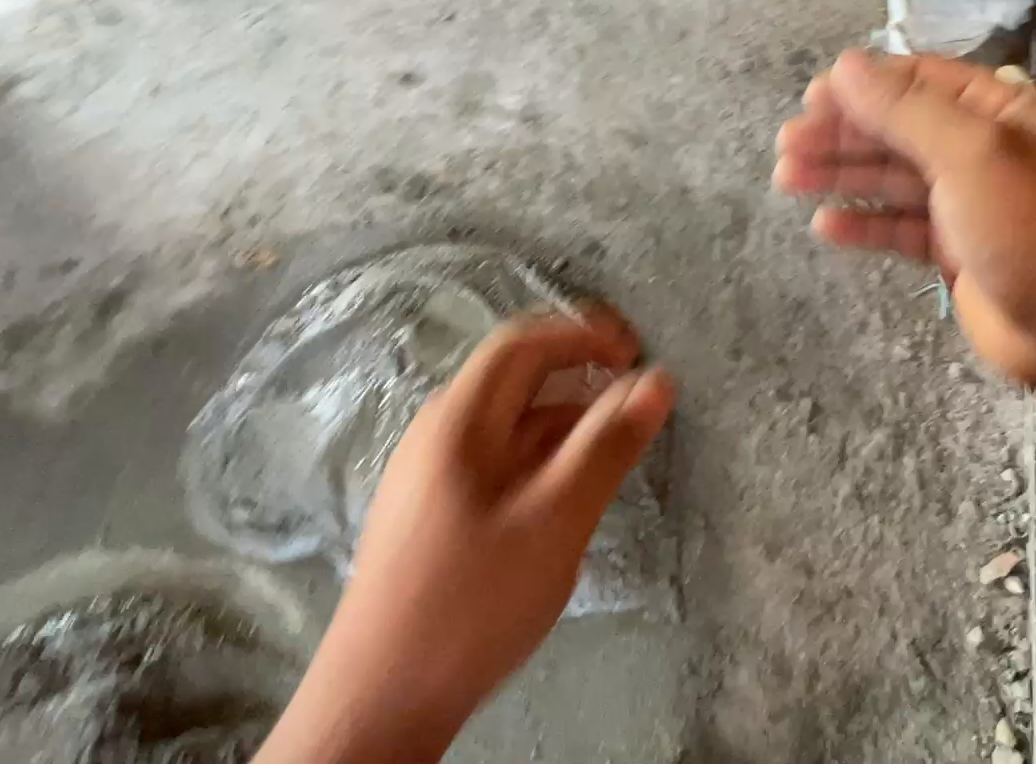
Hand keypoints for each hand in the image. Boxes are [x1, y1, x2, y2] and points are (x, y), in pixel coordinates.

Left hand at [256, 305, 673, 763]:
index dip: (581, 334)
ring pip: (507, 425)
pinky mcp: (434, 511)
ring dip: (562, 419)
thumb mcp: (555, 521)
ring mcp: (430, 474)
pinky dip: (541, 456)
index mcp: (457, 420)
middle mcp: (438, 433)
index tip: (635, 349)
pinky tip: (567, 491)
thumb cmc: (471, 601)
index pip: (522, 345)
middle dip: (576, 373)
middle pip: (513, 380)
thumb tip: (656, 381)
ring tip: (613, 442)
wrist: (379, 700)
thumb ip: (607, 446)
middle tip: (632, 390)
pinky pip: (496, 460)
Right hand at [774, 50, 1035, 386]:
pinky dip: (864, 224)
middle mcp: (986, 152)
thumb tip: (846, 66)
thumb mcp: (975, 156)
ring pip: (893, 179)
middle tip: (786, 146)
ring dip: (842, 175)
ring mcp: (971, 205)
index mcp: (1003, 113)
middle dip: (841, 134)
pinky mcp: (958, 253)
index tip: (811, 99)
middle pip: (899, 130)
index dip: (865, 86)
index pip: (923, 81)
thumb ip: (907, 111)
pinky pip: (901, 229)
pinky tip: (825, 225)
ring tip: (787, 178)